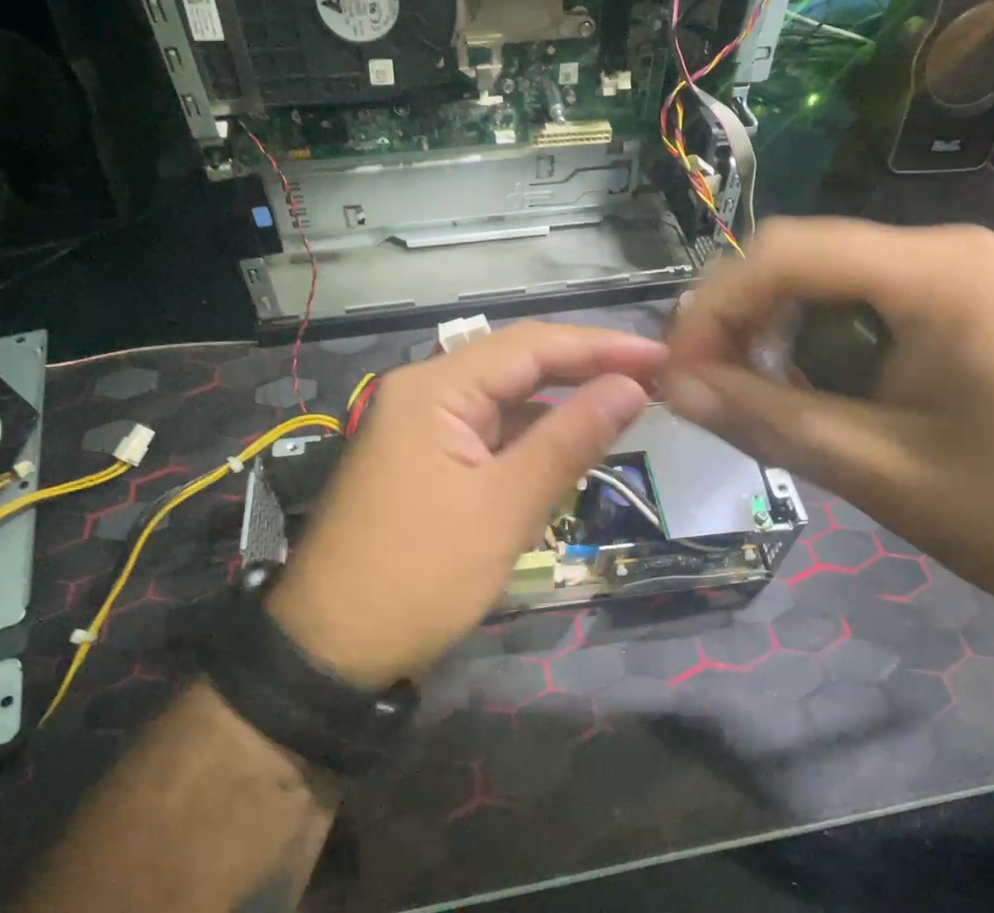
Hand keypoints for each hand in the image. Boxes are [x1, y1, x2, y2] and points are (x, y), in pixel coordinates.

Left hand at [265, 323, 665, 688]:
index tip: (662, 356)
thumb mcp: (506, 506)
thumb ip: (570, 439)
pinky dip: (527, 439)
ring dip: (557, 405)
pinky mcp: (419, 463)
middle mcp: (421, 394)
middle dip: (582, 370)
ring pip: (500, 401)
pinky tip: (567, 449)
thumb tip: (630, 386)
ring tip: (624, 408)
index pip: (530, 345)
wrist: (331, 648)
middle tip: (653, 379)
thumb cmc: (422, 574)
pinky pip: (483, 434)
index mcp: (435, 388)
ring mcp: (416, 429)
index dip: (601, 346)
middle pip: (514, 365)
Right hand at [665, 218, 993, 674]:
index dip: (711, 308)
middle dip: (746, 325)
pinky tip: (837, 407)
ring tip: (767, 412)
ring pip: (848, 291)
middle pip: (812, 263)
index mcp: (936, 272)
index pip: (783, 253)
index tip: (673, 376)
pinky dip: (842, 355)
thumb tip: (675, 387)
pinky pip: (892, 315)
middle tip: (710, 399)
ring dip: (792, 343)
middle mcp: (957, 255)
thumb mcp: (887, 472)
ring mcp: (985, 283)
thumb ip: (772, 420)